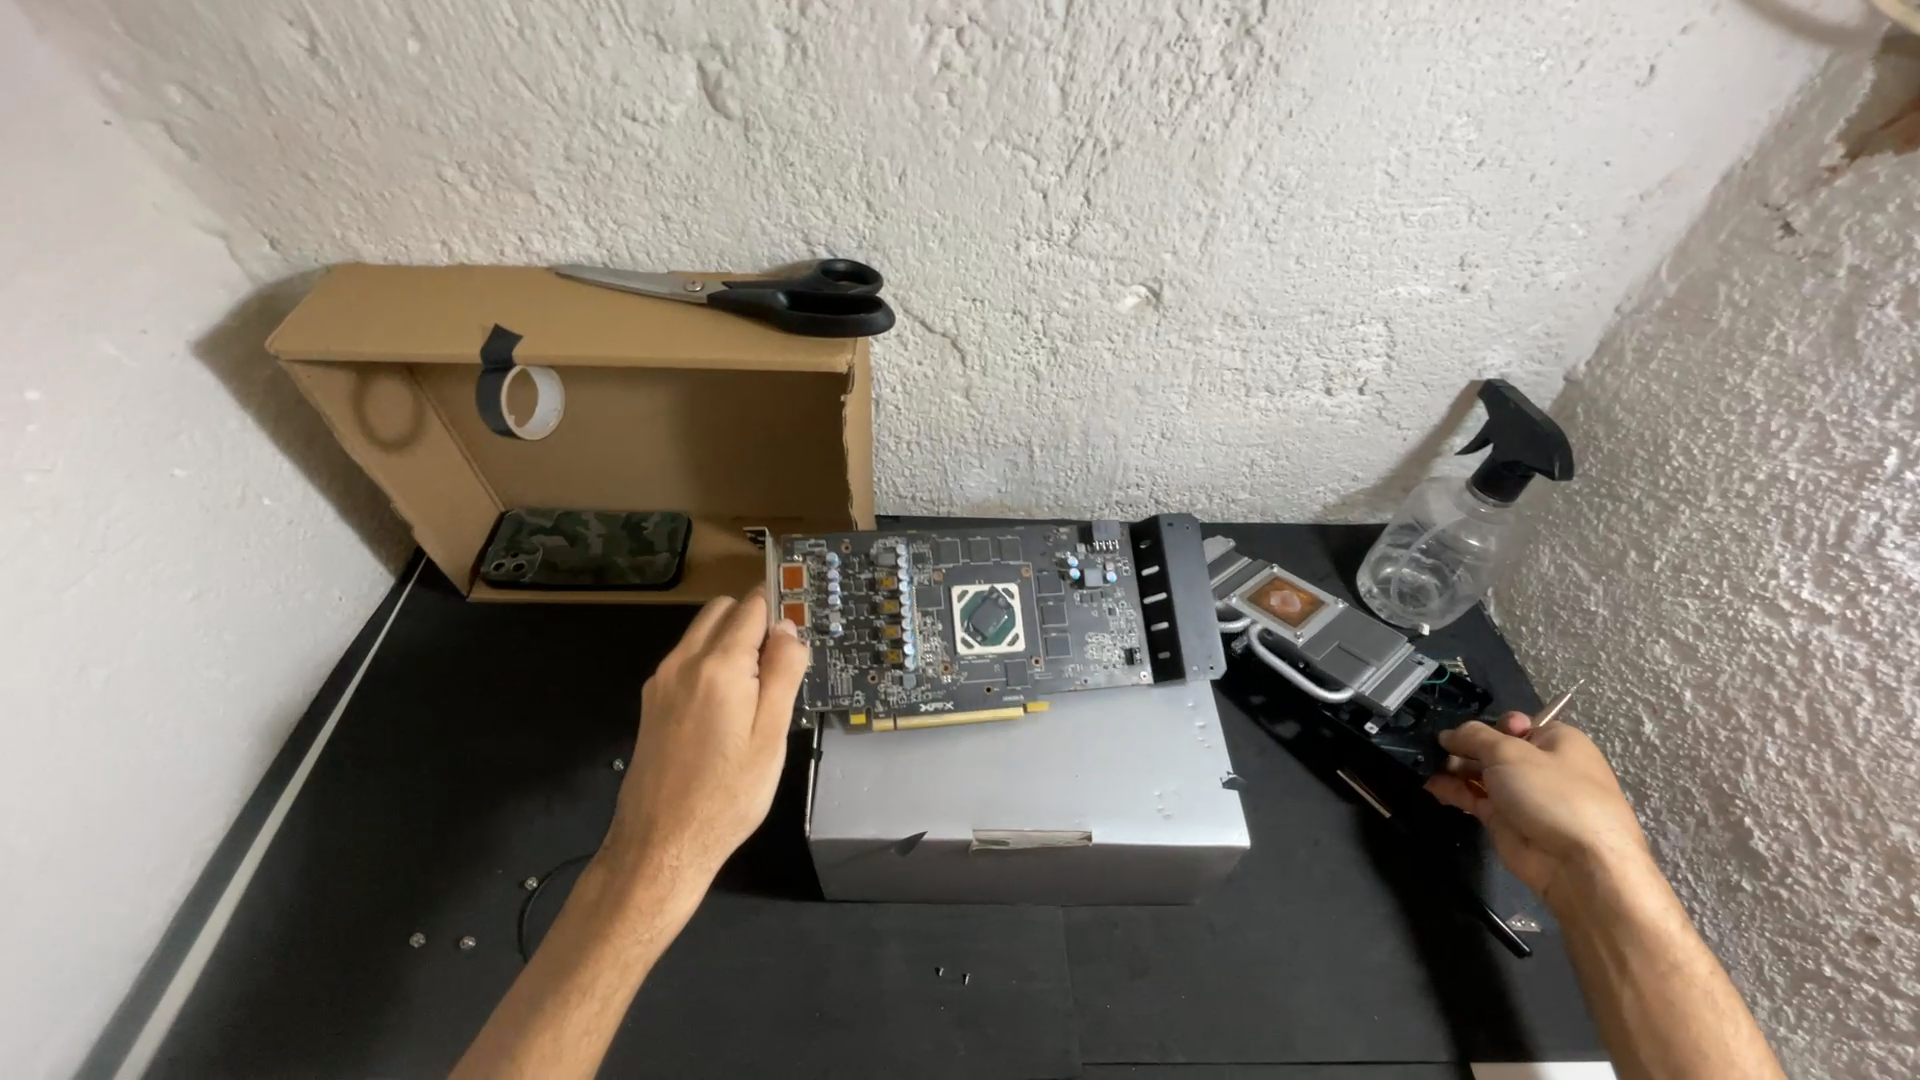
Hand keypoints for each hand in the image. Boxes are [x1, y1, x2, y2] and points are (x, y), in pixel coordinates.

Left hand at [602, 587, 809, 882]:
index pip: (753, 606)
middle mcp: (683, 662)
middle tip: (783, 657)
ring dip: (732, 637)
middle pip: (723, 609)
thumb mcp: (772, 735)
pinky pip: (688, 657)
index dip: (781, 605)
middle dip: (755, 617)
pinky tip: (730, 702)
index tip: (802, 620)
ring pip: (702, 631)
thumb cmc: (729, 794)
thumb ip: (783, 673)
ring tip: (760, 684)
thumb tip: (789, 627)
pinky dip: (712, 658)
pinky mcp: (652, 700)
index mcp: (719, 666)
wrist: (662, 843)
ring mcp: (662, 680)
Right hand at [1426, 713, 1651, 902]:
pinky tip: (1430, 785)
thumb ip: (1472, 736)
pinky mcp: (1504, 819)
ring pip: (1479, 773)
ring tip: (1427, 766)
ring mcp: (1521, 794)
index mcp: (1556, 742)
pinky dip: (1452, 790)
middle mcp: (1540, 766)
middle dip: (1463, 747)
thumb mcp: (1509, 751)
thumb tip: (1448, 735)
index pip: (1516, 724)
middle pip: (1492, 748)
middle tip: (1436, 749)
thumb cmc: (1552, 793)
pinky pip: (1472, 797)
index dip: (1490, 725)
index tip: (1468, 732)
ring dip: (1453, 768)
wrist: (1579, 864)